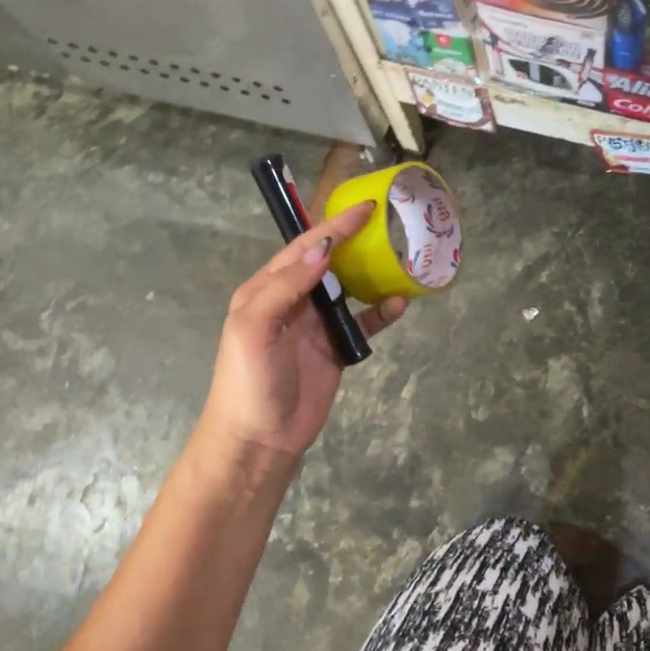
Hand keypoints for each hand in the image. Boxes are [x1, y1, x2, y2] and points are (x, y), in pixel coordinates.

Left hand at [199, 202, 407, 465]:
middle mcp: (292, 300)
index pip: (304, 247)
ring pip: (350, 288)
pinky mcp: (336, 348)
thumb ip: (285, 286)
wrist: (259, 440)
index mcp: (266, 289)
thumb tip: (322, 249)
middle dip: (356, 242)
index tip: (365, 209)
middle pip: (329, 261)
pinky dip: (382, 312)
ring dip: (372, 275)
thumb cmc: (249, 382)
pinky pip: (364, 322)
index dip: (334, 227)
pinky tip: (399, 305)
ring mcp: (316, 324)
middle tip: (388, 225)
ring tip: (401, 260)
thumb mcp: (254, 328)